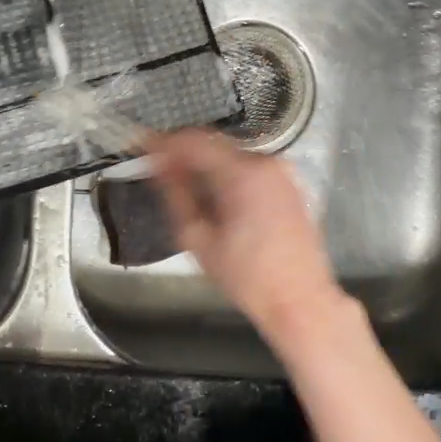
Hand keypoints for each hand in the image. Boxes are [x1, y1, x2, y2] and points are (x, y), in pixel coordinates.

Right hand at [148, 129, 346, 341]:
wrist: (300, 300)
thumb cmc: (246, 276)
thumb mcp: (198, 238)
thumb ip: (176, 194)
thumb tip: (158, 166)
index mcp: (243, 174)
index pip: (192, 141)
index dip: (161, 142)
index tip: (141, 146)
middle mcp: (266, 163)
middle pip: (213, 144)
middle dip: (182, 155)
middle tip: (156, 171)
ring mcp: (283, 173)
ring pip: (230, 156)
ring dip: (204, 166)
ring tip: (181, 187)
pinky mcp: (289, 185)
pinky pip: (248, 169)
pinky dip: (225, 175)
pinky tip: (212, 198)